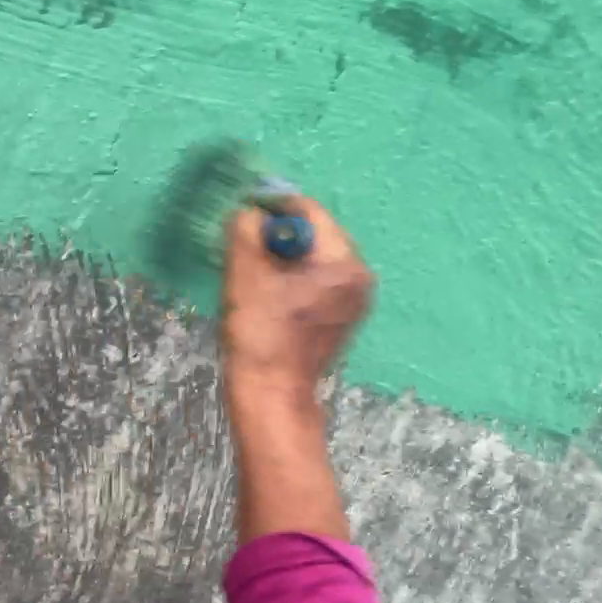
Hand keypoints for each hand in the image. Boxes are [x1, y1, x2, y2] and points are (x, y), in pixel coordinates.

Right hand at [220, 196, 374, 401]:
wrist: (271, 393)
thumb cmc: (260, 333)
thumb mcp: (245, 274)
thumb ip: (246, 231)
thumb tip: (250, 213)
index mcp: (344, 264)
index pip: (308, 212)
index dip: (272, 209)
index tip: (242, 218)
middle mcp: (358, 277)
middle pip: (312, 235)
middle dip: (276, 238)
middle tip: (244, 252)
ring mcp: (352, 300)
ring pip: (310, 259)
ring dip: (280, 260)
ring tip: (253, 278)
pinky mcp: (339, 317)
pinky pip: (313, 281)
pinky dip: (289, 280)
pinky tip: (267, 298)